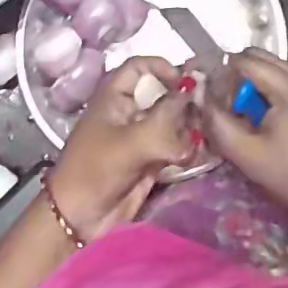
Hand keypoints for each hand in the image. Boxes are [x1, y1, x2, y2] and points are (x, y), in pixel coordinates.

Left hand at [48, 56, 192, 238]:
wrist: (79, 220)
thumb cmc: (96, 171)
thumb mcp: (132, 140)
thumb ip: (165, 116)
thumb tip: (192, 94)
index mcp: (115, 98)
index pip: (140, 67)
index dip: (162, 67)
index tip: (183, 82)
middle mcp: (130, 112)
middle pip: (162, 93)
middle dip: (185, 99)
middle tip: (209, 106)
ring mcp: (141, 137)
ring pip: (172, 120)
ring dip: (190, 125)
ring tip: (208, 131)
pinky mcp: (151, 160)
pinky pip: (176, 145)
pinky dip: (189, 147)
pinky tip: (202, 150)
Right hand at [203, 49, 287, 226]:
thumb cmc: (287, 174)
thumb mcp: (244, 152)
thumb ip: (217, 121)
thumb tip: (200, 96)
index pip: (246, 61)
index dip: (222, 72)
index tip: (206, 92)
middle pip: (259, 57)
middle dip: (236, 74)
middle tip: (222, 103)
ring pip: (269, 67)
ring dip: (249, 82)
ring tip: (238, 111)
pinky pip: (280, 79)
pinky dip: (263, 88)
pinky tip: (256, 116)